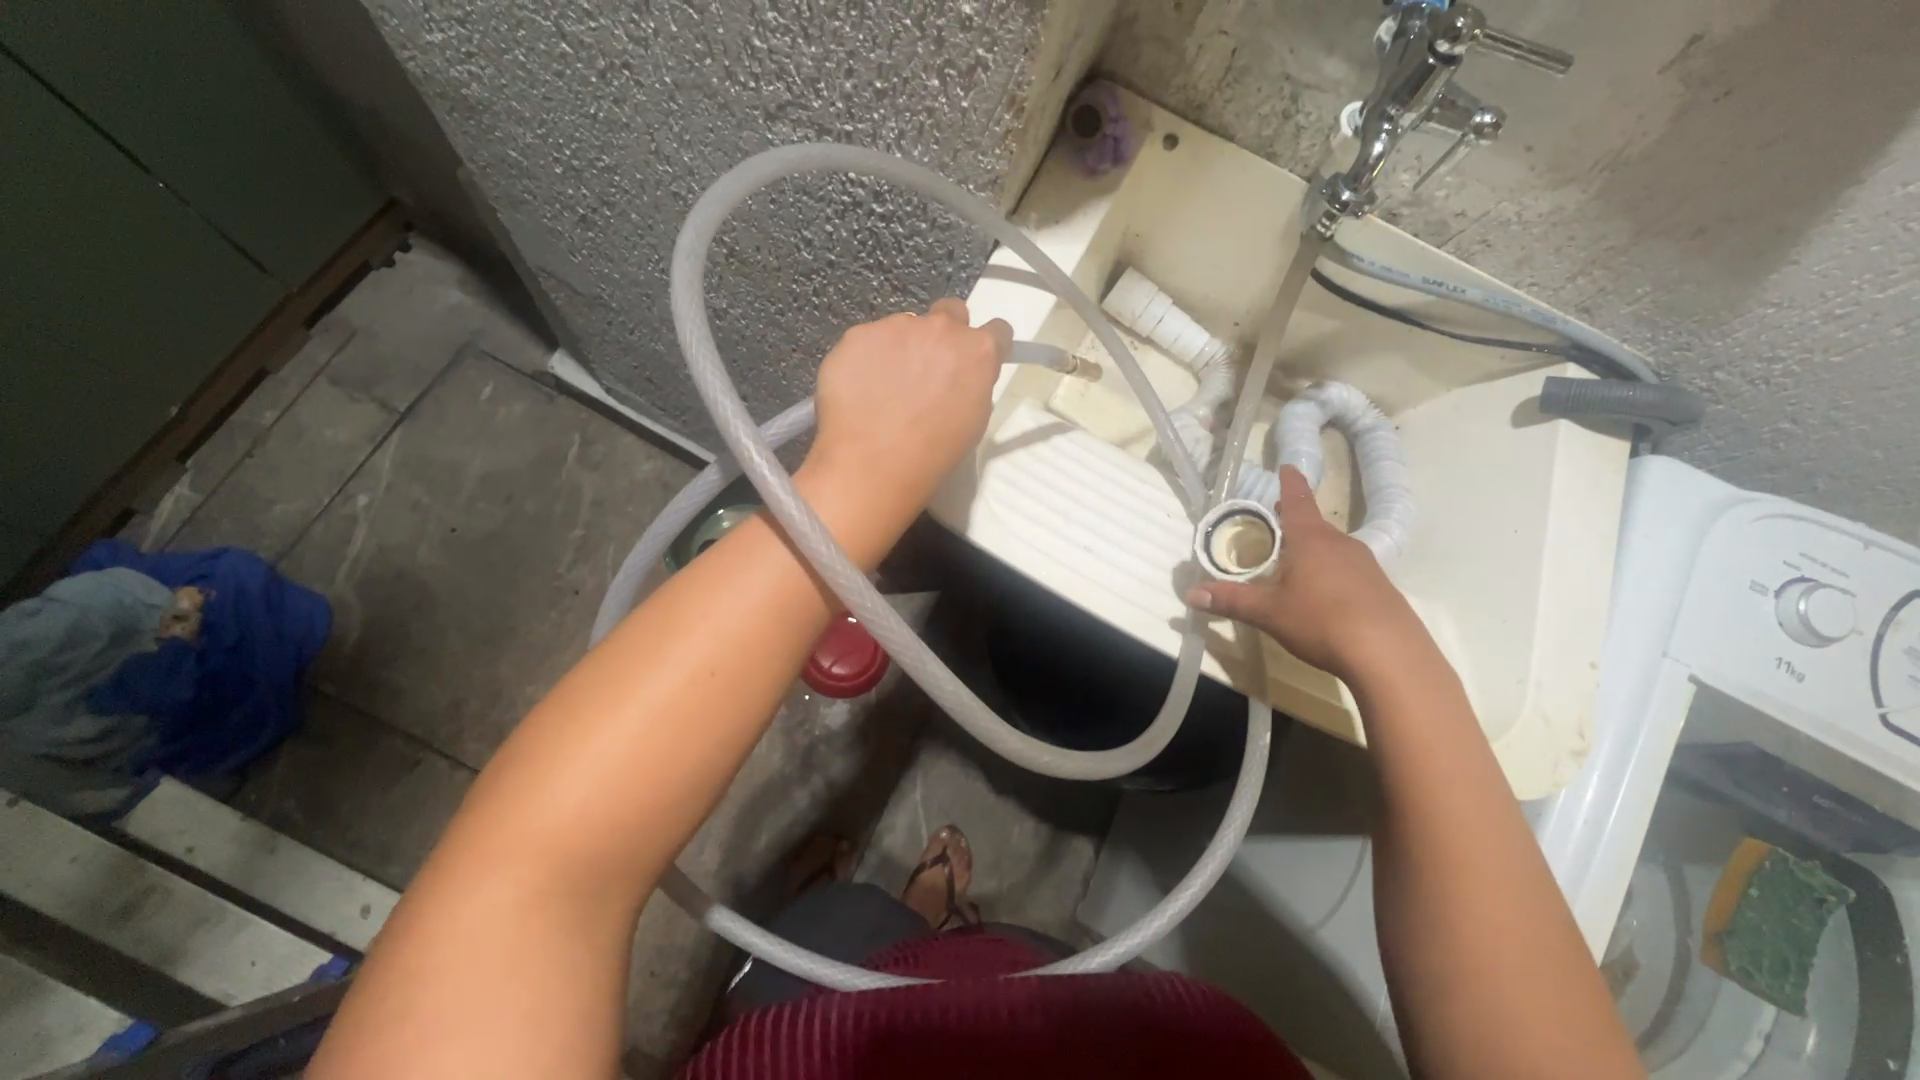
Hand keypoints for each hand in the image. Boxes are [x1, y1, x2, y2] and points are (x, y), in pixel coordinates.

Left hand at [805, 298, 1011, 508]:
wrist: (872, 463)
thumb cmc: (933, 452)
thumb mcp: (974, 420)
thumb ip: (972, 382)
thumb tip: (960, 374)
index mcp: (977, 350)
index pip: (996, 330)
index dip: (986, 345)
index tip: (973, 361)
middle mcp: (940, 328)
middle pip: (950, 313)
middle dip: (943, 334)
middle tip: (927, 369)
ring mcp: (896, 327)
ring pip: (903, 327)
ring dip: (900, 348)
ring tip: (884, 388)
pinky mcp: (858, 335)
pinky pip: (867, 340)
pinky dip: (866, 359)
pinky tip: (860, 390)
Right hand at [1185, 467, 1430, 683]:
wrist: (1389, 654)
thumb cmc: (1322, 620)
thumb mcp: (1269, 612)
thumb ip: (1231, 600)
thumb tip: (1191, 594)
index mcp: (1310, 539)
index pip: (1298, 501)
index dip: (1290, 483)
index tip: (1287, 467)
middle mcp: (1340, 543)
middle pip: (1314, 525)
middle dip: (1294, 521)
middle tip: (1276, 520)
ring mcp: (1365, 564)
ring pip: (1331, 548)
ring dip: (1312, 550)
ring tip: (1294, 563)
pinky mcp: (1379, 587)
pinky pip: (1347, 570)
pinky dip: (1330, 573)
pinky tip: (1323, 596)